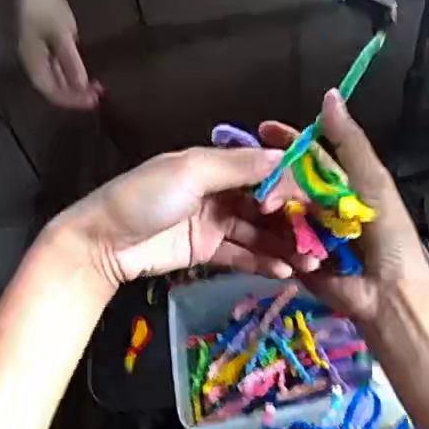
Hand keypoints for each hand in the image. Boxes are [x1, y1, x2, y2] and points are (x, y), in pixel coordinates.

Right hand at [17, 0, 100, 109]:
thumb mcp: (61, 33)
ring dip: (77, 88)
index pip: (51, 92)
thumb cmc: (46, 6)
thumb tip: (81, 86)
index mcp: (33, 63)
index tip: (92, 100)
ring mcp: (41, 58)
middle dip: (77, 96)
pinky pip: (62, 71)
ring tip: (97, 89)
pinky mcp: (48, 51)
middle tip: (99, 96)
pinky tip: (88, 77)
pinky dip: (75, 77)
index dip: (71, 100)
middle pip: (55, 90)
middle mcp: (35, 65)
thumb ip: (70, 61)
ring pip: (59, 82)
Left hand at [53, 145, 315, 285]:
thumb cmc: (145, 197)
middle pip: (266, 204)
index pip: (264, 170)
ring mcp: (215, 223)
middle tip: (323, 239)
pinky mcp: (208, 251)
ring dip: (284, 246)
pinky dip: (263, 262)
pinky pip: (242, 255)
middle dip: (294, 221)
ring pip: (258, 233)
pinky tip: (285, 272)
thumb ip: (238, 166)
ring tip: (311, 263)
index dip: (292, 184)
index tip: (321, 200)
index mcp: (215, 164)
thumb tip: (285, 157)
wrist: (104, 243)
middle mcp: (220, 191)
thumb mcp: (191, 172)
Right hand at [258, 91, 428, 322]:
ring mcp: (308, 236)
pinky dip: (269, 239)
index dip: (286, 142)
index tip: (260, 129)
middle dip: (271, 178)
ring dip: (267, 208)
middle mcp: (323, 207)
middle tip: (255, 178)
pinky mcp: (297, 262)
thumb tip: (329, 96)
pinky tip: (255, 230)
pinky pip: (277, 246)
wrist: (388, 294)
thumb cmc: (388, 238)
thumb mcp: (372, 183)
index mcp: (343, 186)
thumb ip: (349, 144)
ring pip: (279, 213)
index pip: (310, 156)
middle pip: (290, 183)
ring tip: (255, 204)